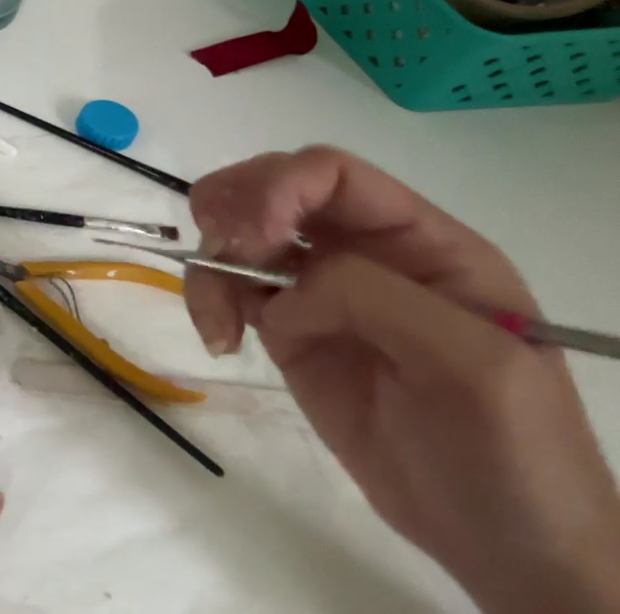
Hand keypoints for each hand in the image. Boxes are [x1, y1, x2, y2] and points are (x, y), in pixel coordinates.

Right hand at [185, 146, 619, 613]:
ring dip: (209, 267)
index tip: (251, 238)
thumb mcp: (471, 363)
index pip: (331, 174)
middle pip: (269, 191)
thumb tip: (280, 290)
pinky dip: (205, 302)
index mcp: (423, 243)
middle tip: (224, 264)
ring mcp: (319, 292)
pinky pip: (225, 288)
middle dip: (230, 216)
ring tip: (219, 325)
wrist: (498, 540)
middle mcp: (364, 254)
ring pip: (234, 238)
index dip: (278, 188)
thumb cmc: (509, 448)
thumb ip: (374, 296)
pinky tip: (220, 341)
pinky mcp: (283, 329)